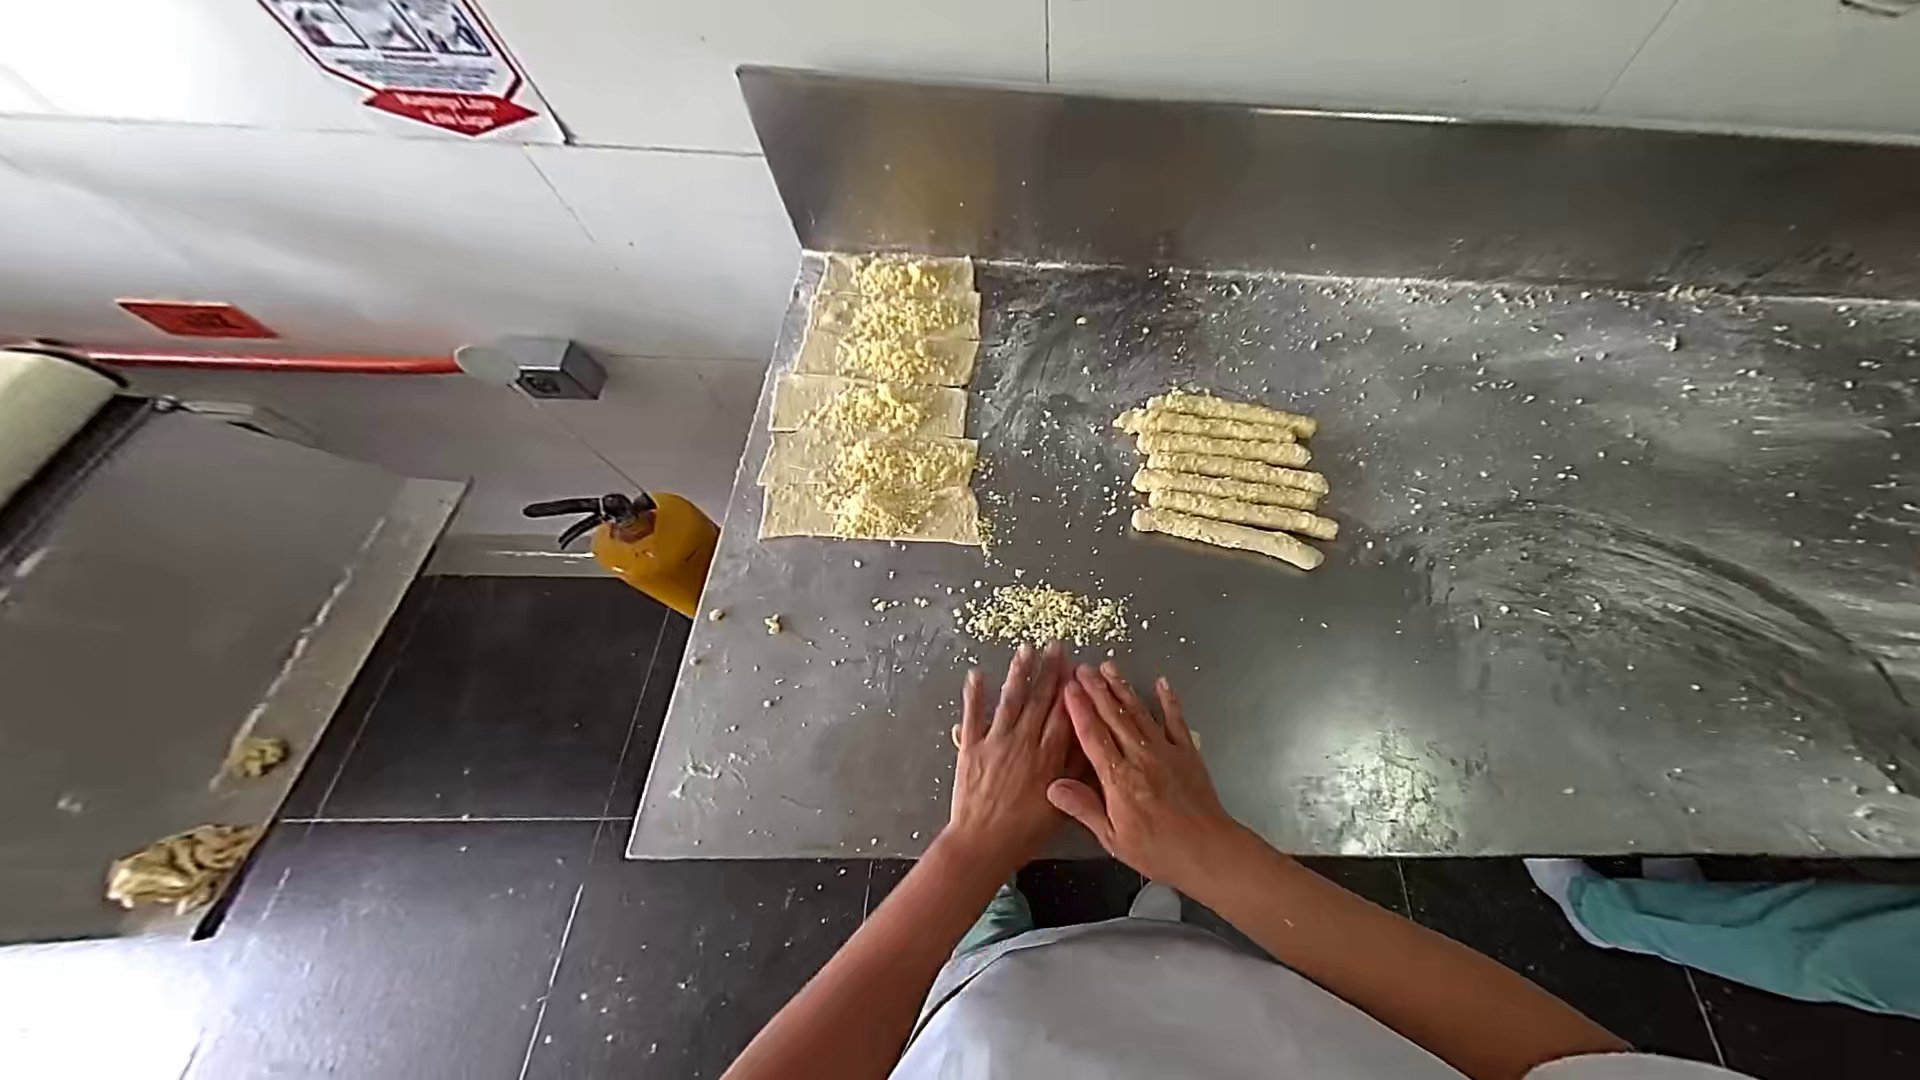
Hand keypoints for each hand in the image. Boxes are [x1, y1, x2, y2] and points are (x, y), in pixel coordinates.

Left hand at [945, 642, 1075, 872]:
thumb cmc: (1025, 831)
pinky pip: (973, 715)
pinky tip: (976, 673)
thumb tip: (1090, 744)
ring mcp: (996, 741)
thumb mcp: (1061, 805)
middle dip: (1049, 670)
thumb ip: (1075, 773)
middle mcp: (1024, 742)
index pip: (1063, 714)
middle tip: (1056, 645)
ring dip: (1018, 673)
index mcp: (1047, 756)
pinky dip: (974, 694)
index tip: (1076, 666)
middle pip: (1040, 700)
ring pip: (1011, 700)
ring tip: (1026, 649)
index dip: (1069, 688)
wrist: (983, 844)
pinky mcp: (971, 746)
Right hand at [1048, 663, 1246, 891]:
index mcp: (1118, 778)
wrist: (1211, 853)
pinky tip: (1161, 683)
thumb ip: (1084, 808)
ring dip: (1122, 688)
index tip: (1068, 688)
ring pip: (1138, 712)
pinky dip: (1168, 700)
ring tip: (1109, 668)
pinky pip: (1175, 720)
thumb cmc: (1160, 851)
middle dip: (1096, 689)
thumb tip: (1053, 786)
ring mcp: (1165, 751)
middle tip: (1083, 668)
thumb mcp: (1114, 839)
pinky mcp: (1187, 752)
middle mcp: (1139, 757)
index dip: (1078, 709)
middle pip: (1113, 716)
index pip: (1092, 735)